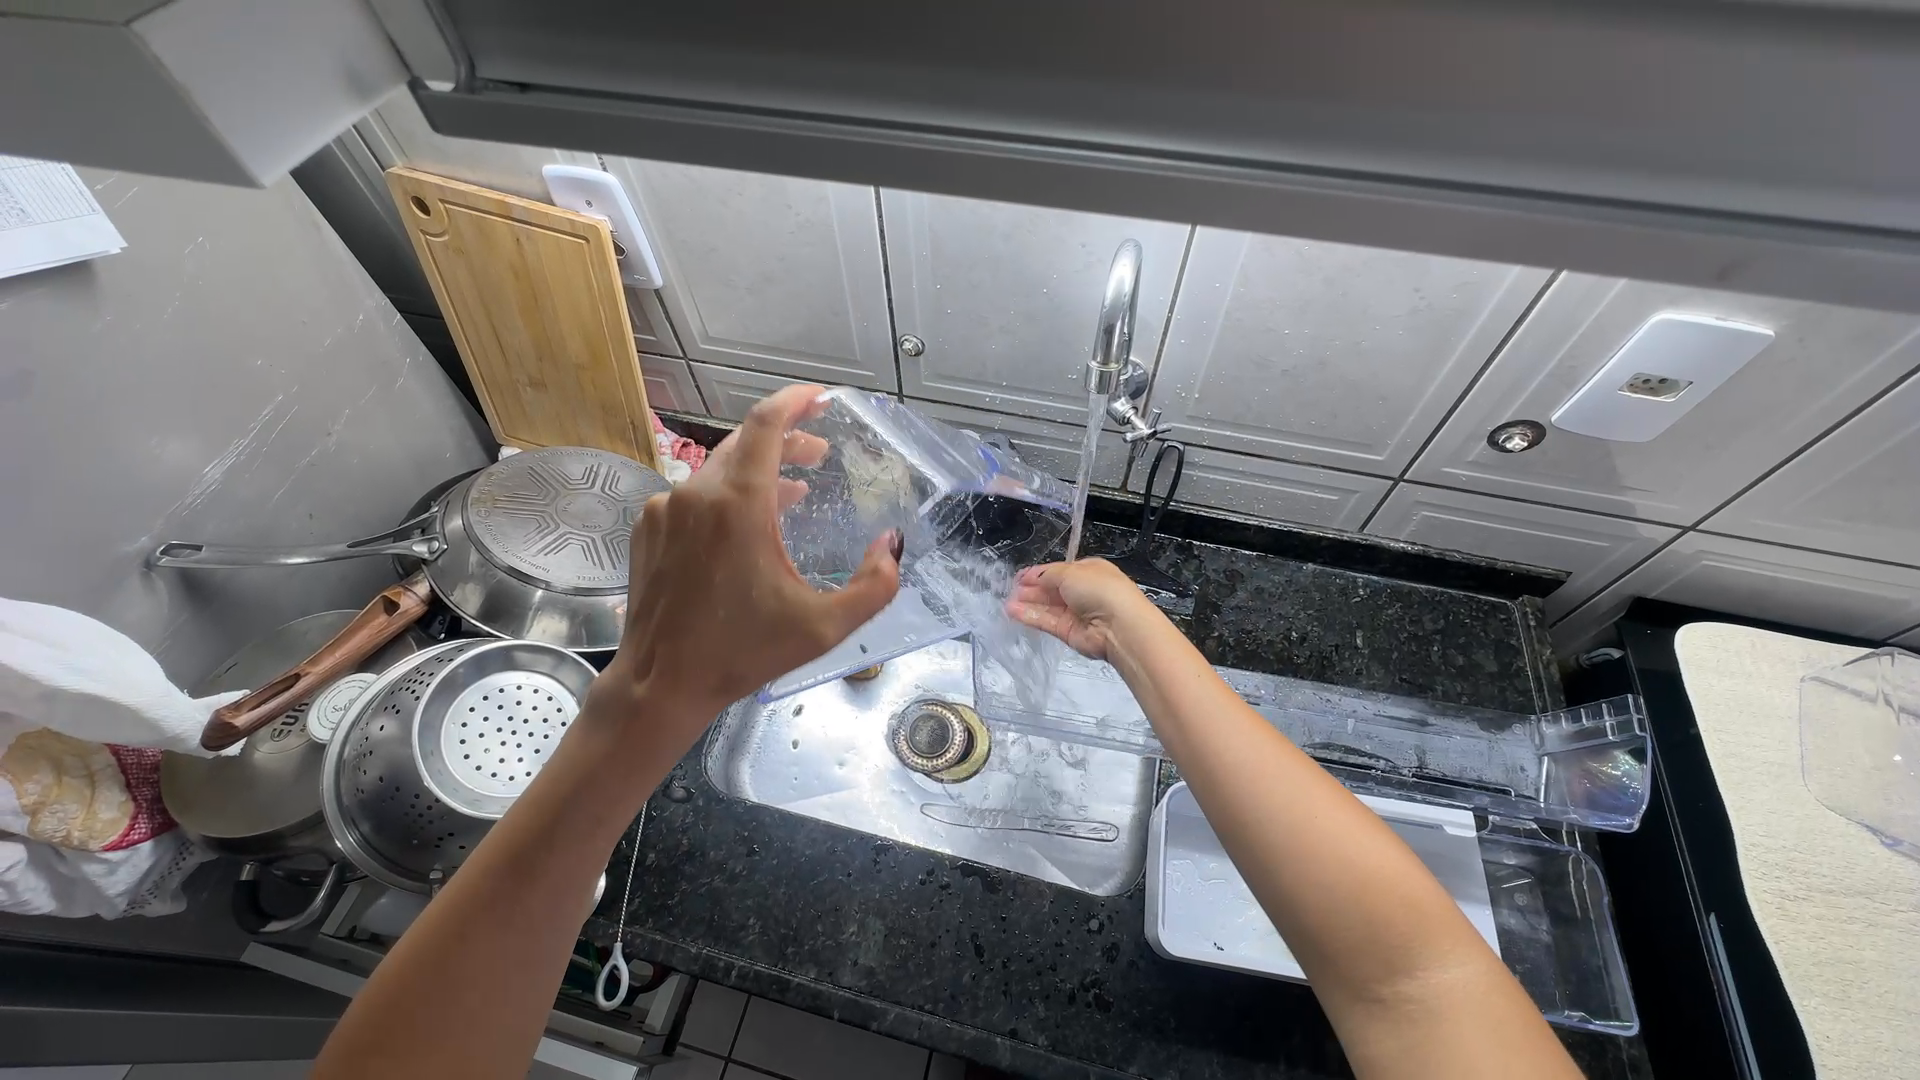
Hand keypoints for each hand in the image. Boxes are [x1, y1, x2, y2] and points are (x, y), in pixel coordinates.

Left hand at [596, 385, 902, 748]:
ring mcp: (664, 509)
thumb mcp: (825, 626)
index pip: (767, 423)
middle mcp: (697, 493)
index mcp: (739, 504)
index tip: (819, 397)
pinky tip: (743, 530)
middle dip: (787, 441)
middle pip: (746, 443)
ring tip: (792, 495)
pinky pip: (694, 497)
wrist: (661, 684)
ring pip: (719, 471)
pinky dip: (725, 498)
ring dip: (758, 473)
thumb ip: (875, 585)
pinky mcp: (647, 529)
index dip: (796, 401)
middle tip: (819, 456)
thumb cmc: (744, 653)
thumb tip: (891, 545)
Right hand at [1005, 558, 1155, 660]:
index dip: (1038, 573)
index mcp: (1087, 571)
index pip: (1058, 571)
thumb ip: (1047, 574)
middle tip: (1010, 589)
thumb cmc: (1099, 590)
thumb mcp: (1070, 572)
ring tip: (1007, 602)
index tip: (1019, 576)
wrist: (1119, 625)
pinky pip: (1046, 622)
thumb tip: (1032, 577)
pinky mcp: (1068, 632)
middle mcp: (1082, 592)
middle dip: (1031, 588)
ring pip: (1047, 607)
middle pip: (1051, 589)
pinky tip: (1013, 612)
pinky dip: (1030, 616)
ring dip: (1027, 603)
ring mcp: (1075, 613)